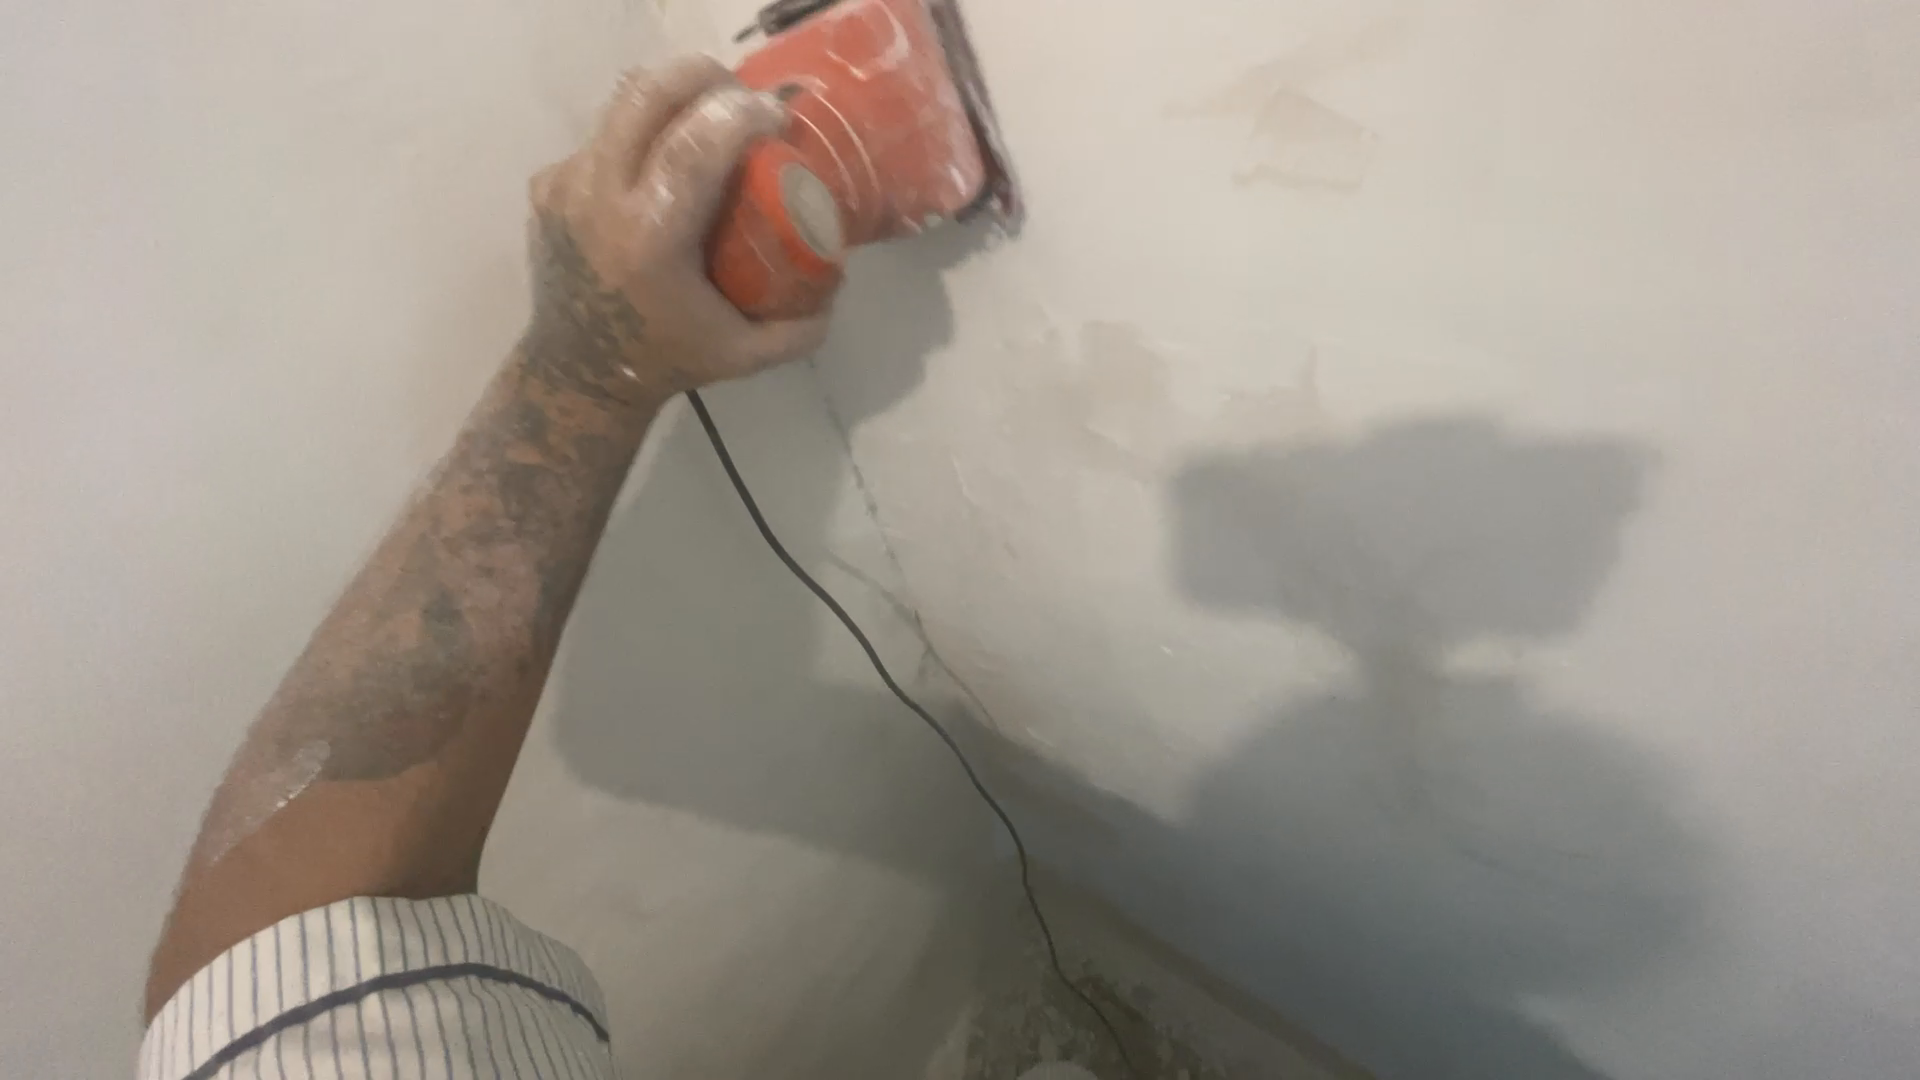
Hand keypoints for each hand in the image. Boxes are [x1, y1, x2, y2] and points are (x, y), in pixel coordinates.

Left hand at [523, 56, 836, 408]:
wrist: (580, 370)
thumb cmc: (670, 360)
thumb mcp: (746, 356)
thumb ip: (801, 327)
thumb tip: (839, 276)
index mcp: (650, 241)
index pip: (694, 147)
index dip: (741, 115)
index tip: (777, 116)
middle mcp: (598, 199)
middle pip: (646, 94)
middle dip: (702, 76)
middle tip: (741, 95)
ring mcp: (565, 185)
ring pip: (622, 106)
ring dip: (672, 97)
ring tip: (708, 118)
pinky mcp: (548, 183)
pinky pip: (603, 139)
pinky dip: (641, 139)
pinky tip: (662, 169)